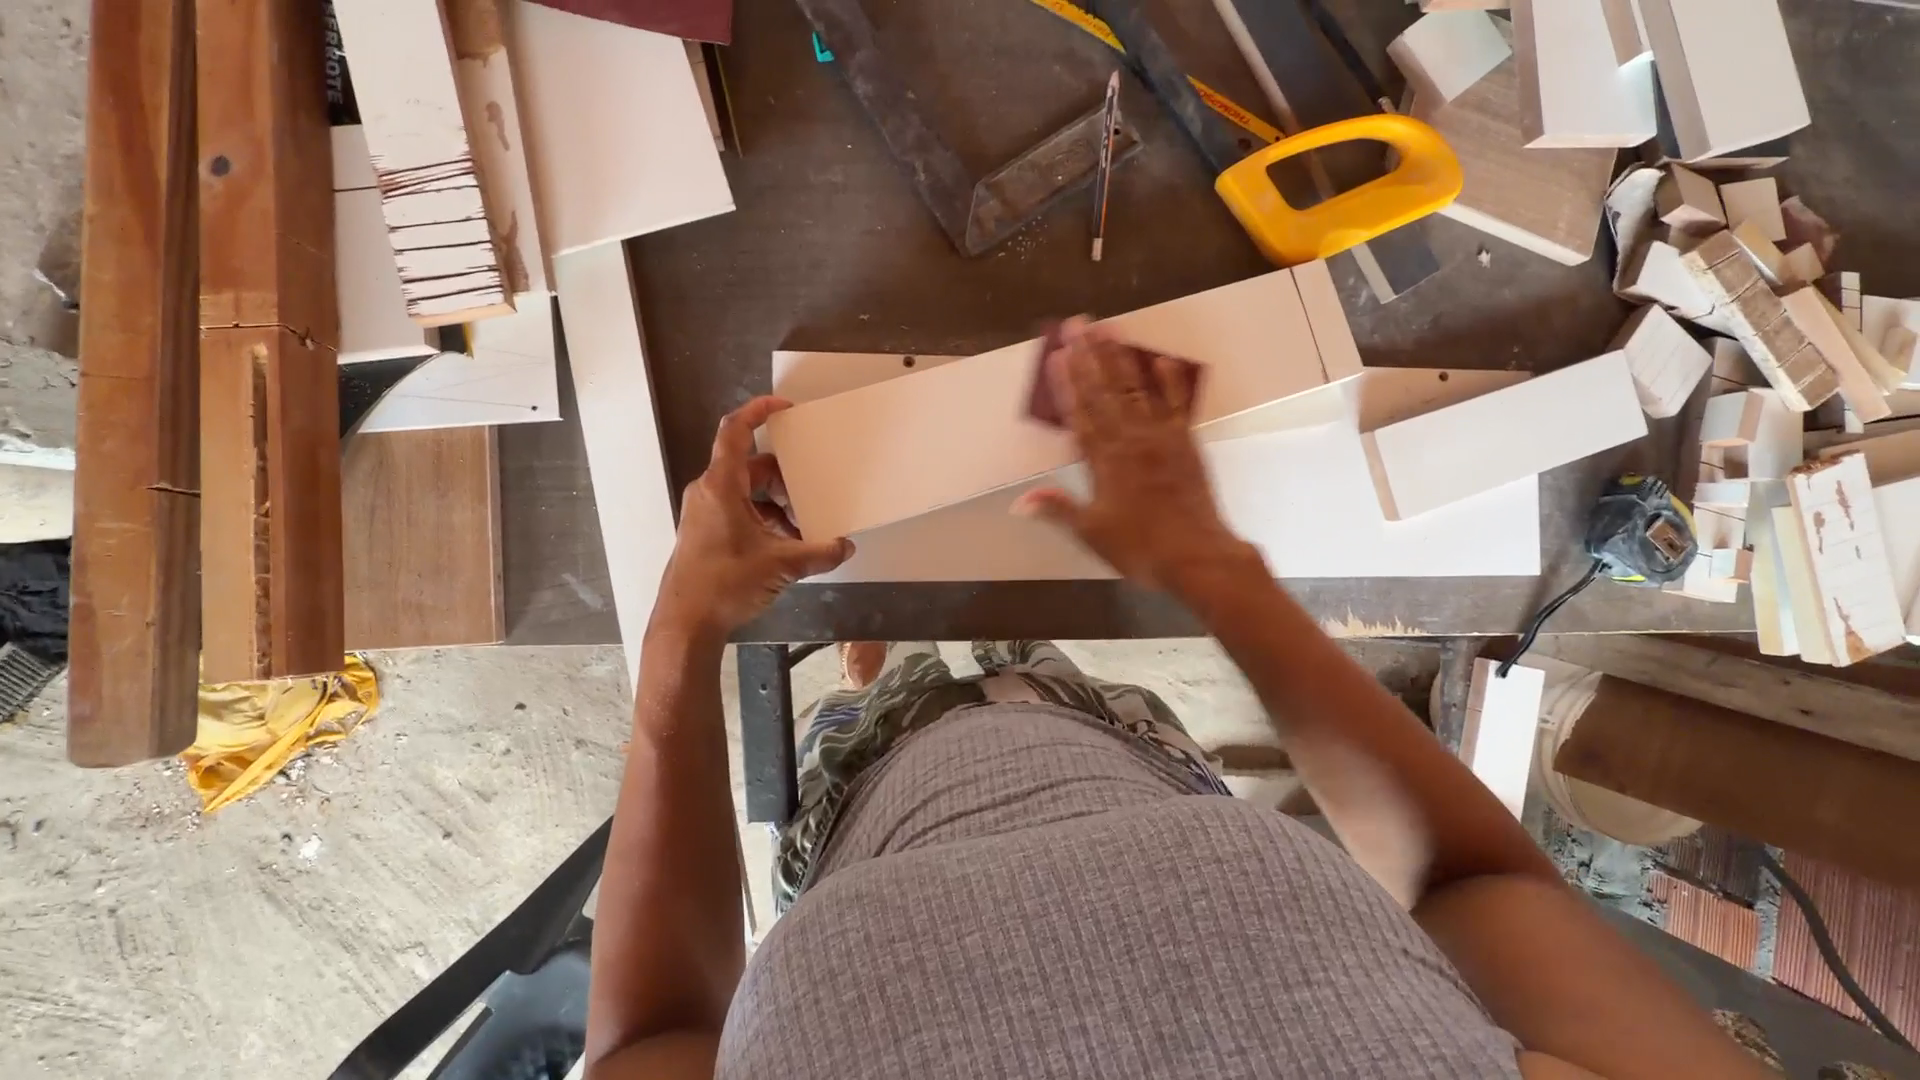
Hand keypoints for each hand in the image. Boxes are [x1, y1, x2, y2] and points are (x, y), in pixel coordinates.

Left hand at [650, 397, 853, 640]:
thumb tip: (845, 547)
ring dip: (777, 504)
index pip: (735, 431)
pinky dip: (764, 519)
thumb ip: (819, 553)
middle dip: (785, 478)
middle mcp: (709, 492)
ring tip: (802, 527)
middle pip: (752, 467)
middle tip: (811, 494)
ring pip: (747, 492)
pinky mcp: (705, 532)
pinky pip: (739, 511)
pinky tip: (785, 545)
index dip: (759, 411)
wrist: (685, 623)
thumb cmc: (726, 583)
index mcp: (722, 486)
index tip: (784, 407)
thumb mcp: (781, 566)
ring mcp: (705, 513)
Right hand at [1012, 319, 1262, 592]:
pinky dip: (1168, 381)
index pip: (1080, 414)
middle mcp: (1130, 440)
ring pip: (1136, 389)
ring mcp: (1161, 438)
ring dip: (1120, 357)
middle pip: (1105, 391)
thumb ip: (1058, 510)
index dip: (1067, 383)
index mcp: (1104, 461)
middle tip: (1077, 322)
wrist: (1198, 557)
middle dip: (1088, 356)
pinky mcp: (1186, 443)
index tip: (1057, 353)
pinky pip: (1175, 405)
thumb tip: (1019, 501)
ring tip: (1108, 328)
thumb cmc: (1140, 549)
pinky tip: (1160, 359)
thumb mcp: (1092, 533)